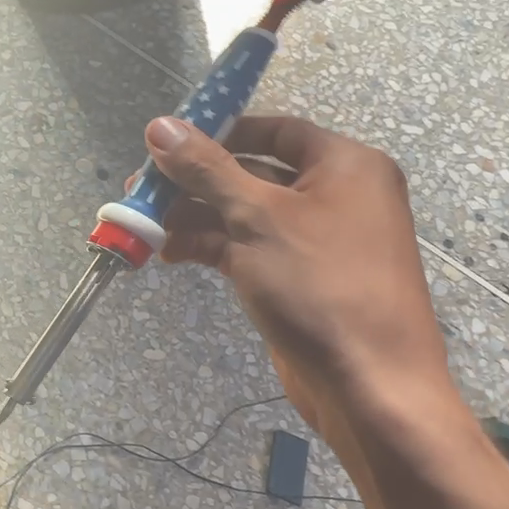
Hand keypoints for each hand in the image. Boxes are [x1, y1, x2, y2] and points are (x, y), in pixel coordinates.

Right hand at [145, 114, 453, 430]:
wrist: (367, 382)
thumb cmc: (321, 285)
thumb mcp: (256, 218)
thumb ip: (206, 169)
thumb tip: (159, 126)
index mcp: (345, 166)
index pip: (274, 131)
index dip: (219, 132)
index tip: (166, 143)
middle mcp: (334, 195)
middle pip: (250, 172)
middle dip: (193, 181)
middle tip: (141, 187)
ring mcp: (314, 238)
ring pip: (241, 212)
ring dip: (192, 216)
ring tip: (143, 224)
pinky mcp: (295, 275)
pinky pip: (244, 245)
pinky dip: (207, 245)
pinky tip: (168, 252)